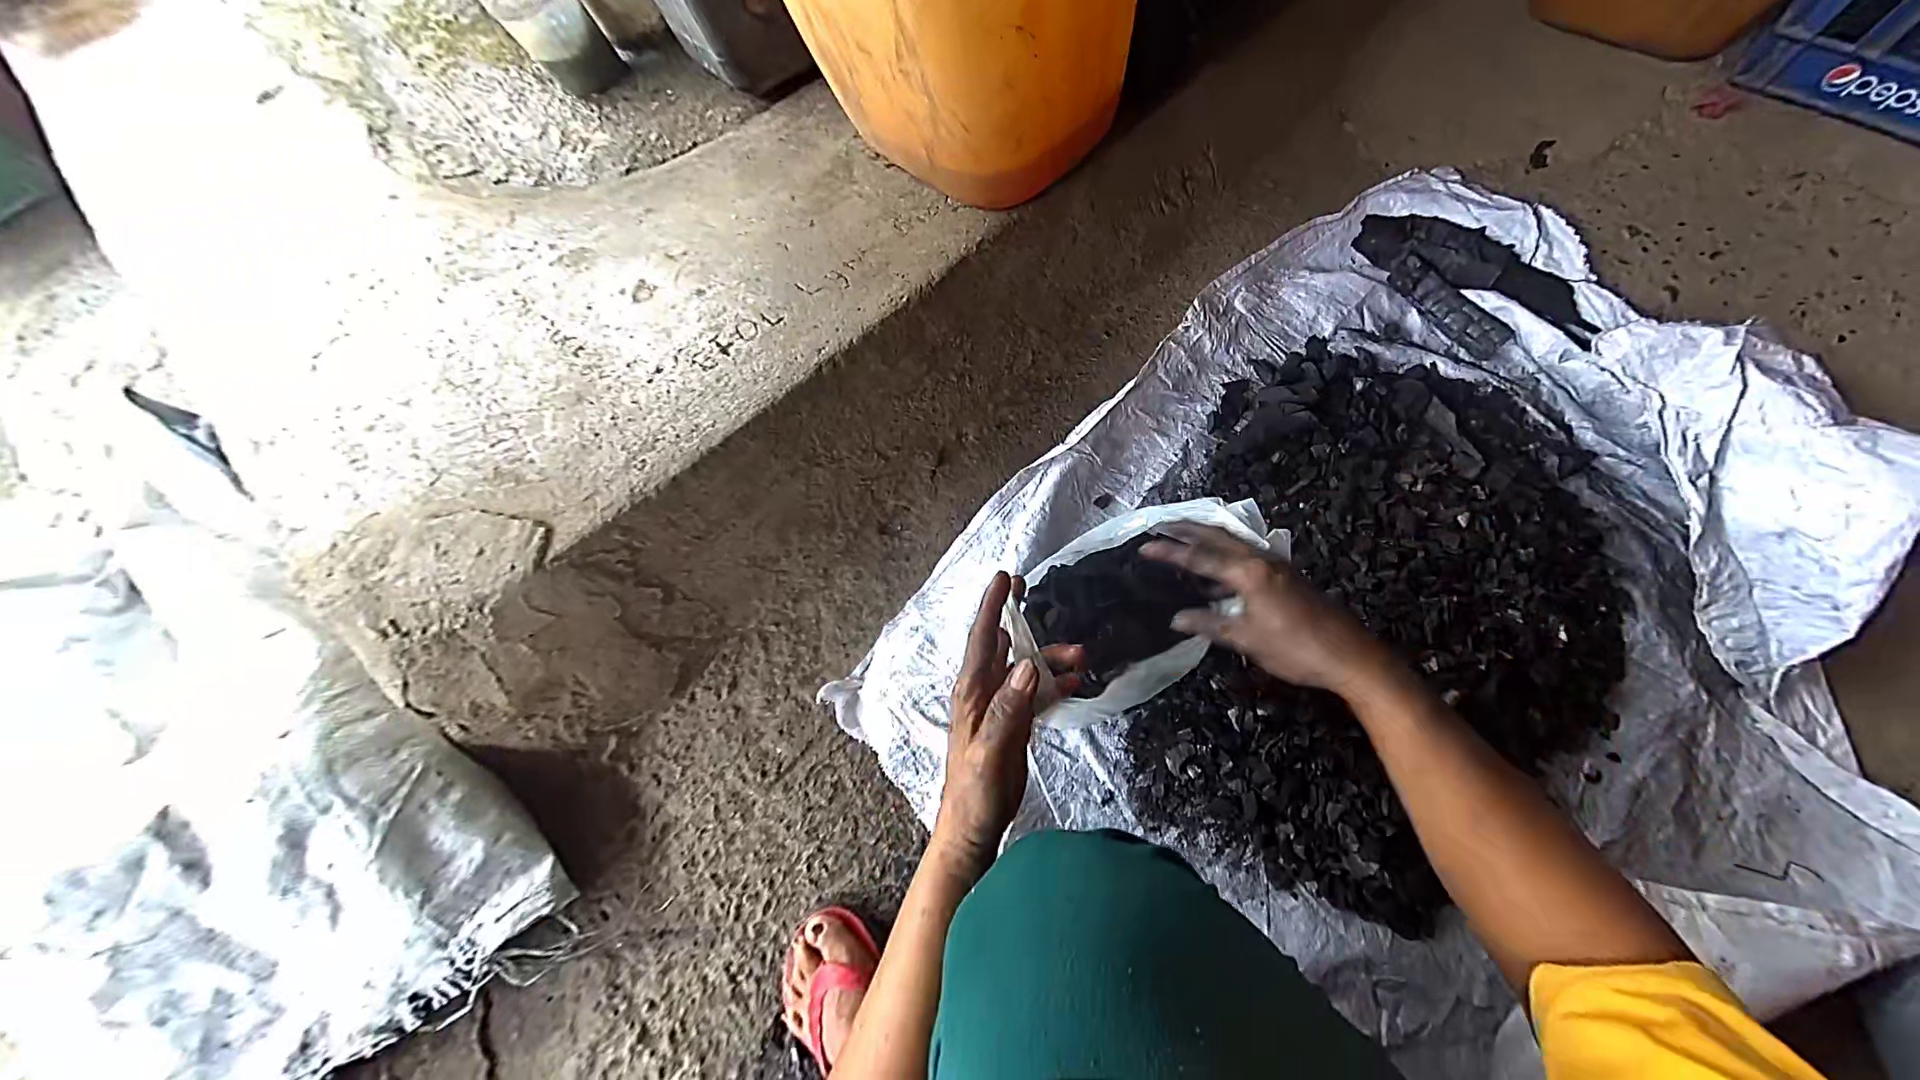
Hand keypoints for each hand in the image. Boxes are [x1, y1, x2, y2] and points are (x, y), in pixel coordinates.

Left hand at [933, 572, 1084, 874]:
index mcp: (972, 692)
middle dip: (1021, 619)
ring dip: (1050, 659)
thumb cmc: (974, 790)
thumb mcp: (989, 750)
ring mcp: (999, 707)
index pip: (983, 640)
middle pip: (1004, 645)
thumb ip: (1007, 708)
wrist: (974, 824)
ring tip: (1081, 656)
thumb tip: (1027, 665)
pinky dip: (1054, 686)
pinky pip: (1036, 694)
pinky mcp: (1014, 723)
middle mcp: (984, 692)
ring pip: (1026, 669)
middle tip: (1034, 591)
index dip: (992, 607)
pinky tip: (1075, 683)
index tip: (1003, 577)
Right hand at [1141, 524, 1396, 696]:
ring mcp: (1276, 565)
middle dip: (1187, 529)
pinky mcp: (1284, 576)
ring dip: (1206, 536)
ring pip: (1233, 542)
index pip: (1200, 557)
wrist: (1351, 656)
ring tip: (1182, 535)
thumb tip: (1176, 619)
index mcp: (1249, 573)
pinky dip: (1224, 553)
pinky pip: (1246, 554)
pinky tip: (1216, 569)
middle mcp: (1262, 561)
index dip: (1170, 552)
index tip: (1144, 547)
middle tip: (1161, 524)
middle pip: (1217, 536)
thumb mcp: (1246, 639)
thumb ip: (1209, 624)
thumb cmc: (1296, 649)